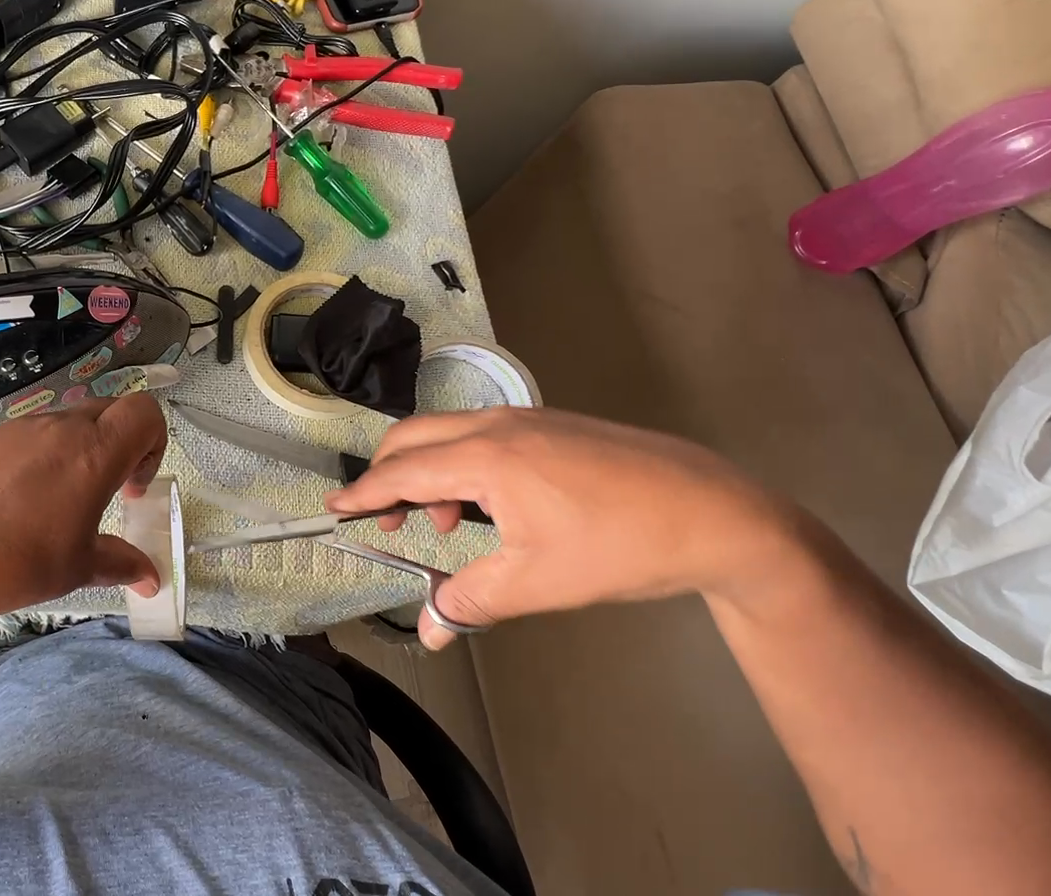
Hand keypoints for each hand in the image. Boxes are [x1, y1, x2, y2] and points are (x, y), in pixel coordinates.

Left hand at [0, 394, 167, 636]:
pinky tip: (19, 503)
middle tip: (108, 493)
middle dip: (120, 446)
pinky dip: (43, 457)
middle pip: (109, 412)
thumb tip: (152, 579)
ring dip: (81, 452)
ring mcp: (19, 428)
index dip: (154, 442)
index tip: (133, 488)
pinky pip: (32, 435)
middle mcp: (59, 428)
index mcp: (93, 452)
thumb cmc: (13, 564)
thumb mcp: (76, 569)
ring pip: (68, 423)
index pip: (145, 412)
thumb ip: (121, 564)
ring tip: (59, 504)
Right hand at [325, 407, 815, 648]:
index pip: (402, 473)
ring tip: (445, 523)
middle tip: (383, 520)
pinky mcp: (551, 425)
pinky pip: (480, 435)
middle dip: (386, 475)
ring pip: (446, 433)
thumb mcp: (539, 583)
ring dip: (426, 472)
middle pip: (412, 438)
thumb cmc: (620, 548)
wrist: (720, 514)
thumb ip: (470, 602)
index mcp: (485, 459)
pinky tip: (490, 506)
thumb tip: (427, 632)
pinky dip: (460, 464)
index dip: (362, 494)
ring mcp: (526, 418)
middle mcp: (496, 425)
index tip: (331, 508)